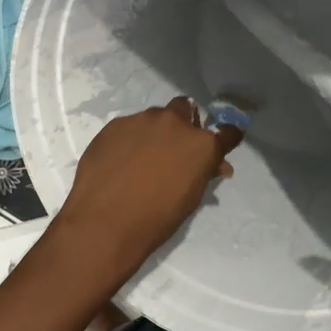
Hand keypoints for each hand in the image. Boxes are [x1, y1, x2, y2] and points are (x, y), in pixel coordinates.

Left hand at [53, 97, 244, 273]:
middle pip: (185, 108)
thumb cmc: (156, 219)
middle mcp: (174, 123)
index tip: (221, 144)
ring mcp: (141, 120)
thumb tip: (214, 165)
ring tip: (142, 157)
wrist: (104, 221)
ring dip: (155, 131)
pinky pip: (129, 126)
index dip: (226, 137)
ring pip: (154, 117)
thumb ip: (203, 173)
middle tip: (174, 147)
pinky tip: (120, 159)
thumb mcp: (190, 198)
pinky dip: (130, 138)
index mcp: (200, 144)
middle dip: (184, 123)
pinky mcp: (114, 124)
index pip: (227, 132)